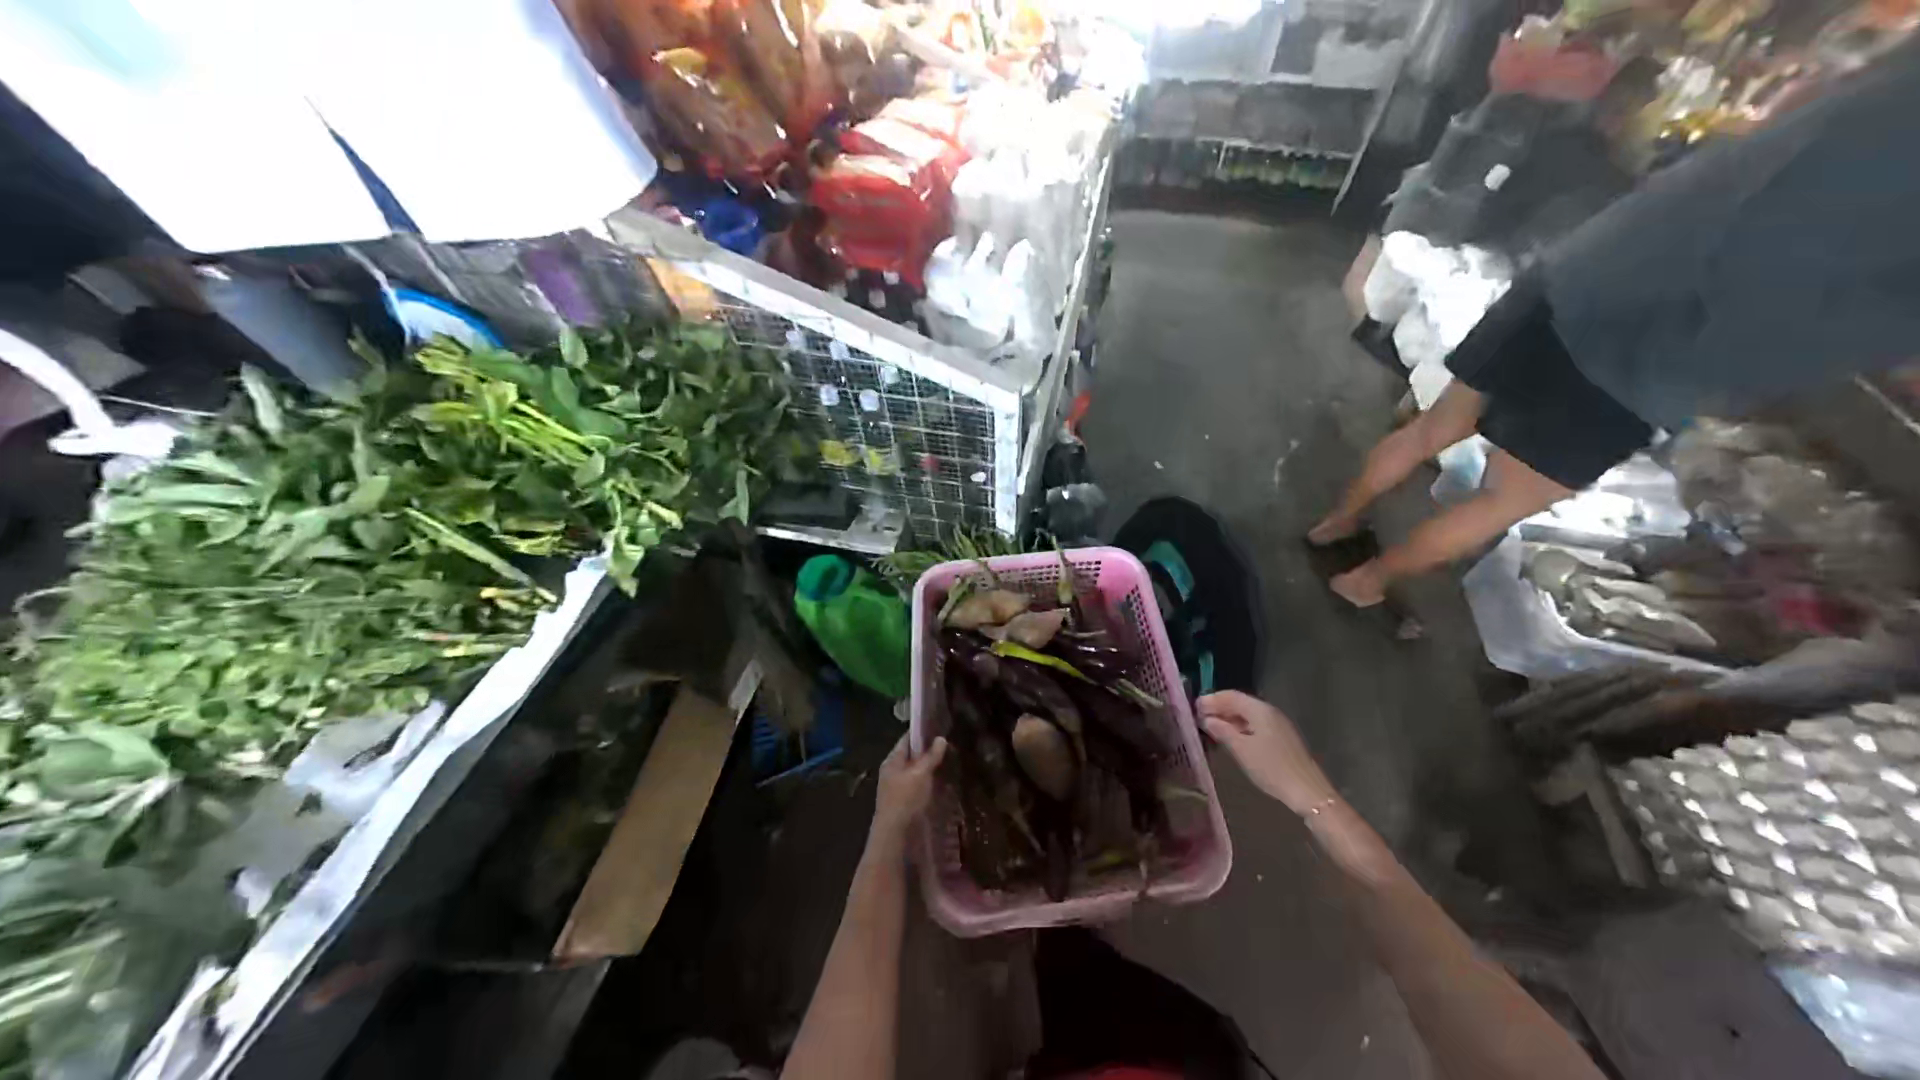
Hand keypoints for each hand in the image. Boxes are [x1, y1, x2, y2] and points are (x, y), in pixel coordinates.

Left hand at [870, 734, 947, 850]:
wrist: (893, 833)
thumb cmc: (905, 798)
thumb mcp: (921, 774)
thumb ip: (931, 756)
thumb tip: (940, 738)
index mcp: (892, 760)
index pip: (906, 739)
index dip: (920, 732)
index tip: (937, 727)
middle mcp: (891, 770)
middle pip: (909, 755)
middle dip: (925, 751)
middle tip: (946, 746)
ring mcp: (894, 786)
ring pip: (912, 770)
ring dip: (926, 767)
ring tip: (945, 763)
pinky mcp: (900, 800)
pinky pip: (914, 784)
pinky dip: (924, 780)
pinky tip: (936, 783)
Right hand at [1196, 691, 1337, 815]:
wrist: (1307, 791)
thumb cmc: (1271, 768)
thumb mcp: (1241, 750)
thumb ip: (1222, 731)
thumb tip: (1206, 719)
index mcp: (1260, 710)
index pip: (1231, 696)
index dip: (1211, 700)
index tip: (1193, 708)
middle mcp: (1270, 712)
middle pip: (1240, 703)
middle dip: (1219, 708)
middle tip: (1198, 718)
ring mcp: (1278, 725)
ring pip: (1248, 714)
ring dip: (1229, 718)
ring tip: (1211, 728)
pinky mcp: (1282, 738)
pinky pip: (1256, 724)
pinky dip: (1240, 727)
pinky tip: (1231, 738)